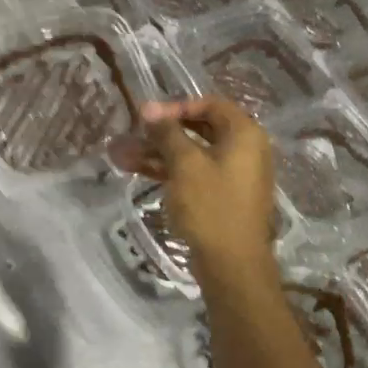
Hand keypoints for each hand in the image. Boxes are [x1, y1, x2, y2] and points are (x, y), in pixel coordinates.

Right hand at [140, 95, 277, 271]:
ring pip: (193, 153)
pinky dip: (169, 170)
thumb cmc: (211, 206)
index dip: (177, 106)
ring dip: (159, 152)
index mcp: (244, 135)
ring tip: (123, 155)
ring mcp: (233, 174)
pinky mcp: (222, 195)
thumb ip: (167, 133)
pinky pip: (194, 173)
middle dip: (162, 132)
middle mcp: (245, 150)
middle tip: (133, 134)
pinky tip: (138, 170)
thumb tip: (148, 107)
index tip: (148, 117)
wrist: (231, 262)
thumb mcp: (185, 165)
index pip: (211, 105)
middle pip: (201, 128)